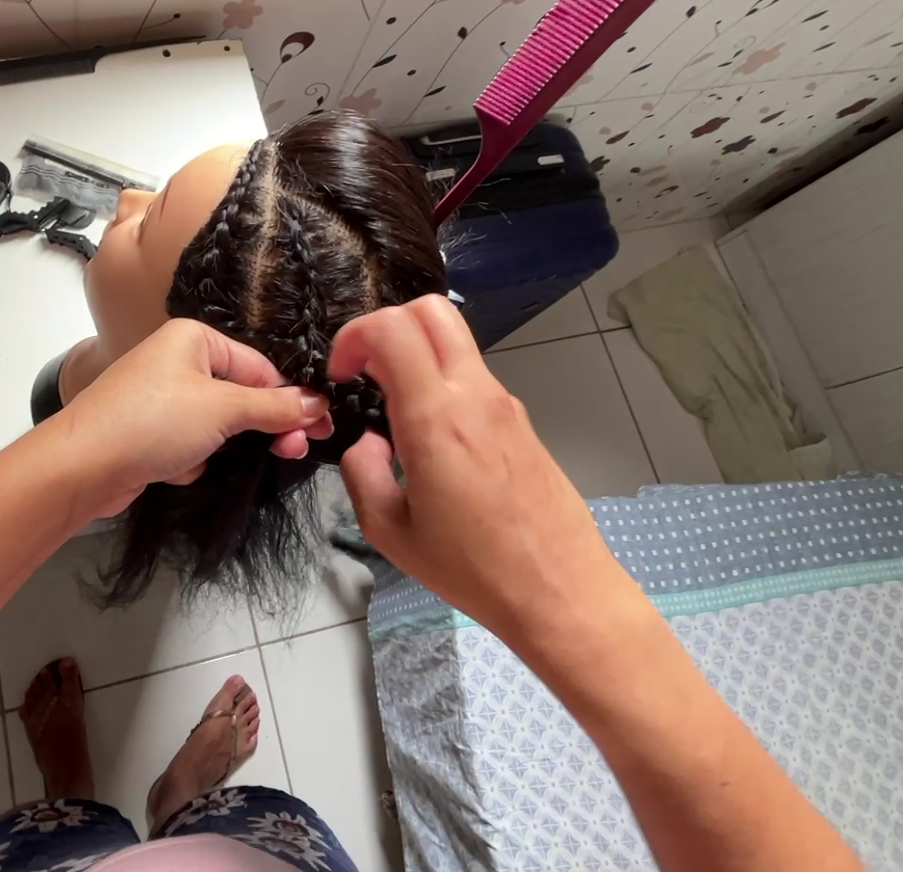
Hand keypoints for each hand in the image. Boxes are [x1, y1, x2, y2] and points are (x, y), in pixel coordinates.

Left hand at [48, 318, 332, 519]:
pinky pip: (192, 444)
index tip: (321, 428)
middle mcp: (178, 363)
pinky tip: (176, 470)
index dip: (291, 397)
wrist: (80, 467)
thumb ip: (273, 406)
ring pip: (219, 424)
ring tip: (227, 462)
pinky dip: (192, 460)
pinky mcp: (151, 435)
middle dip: (265, 425)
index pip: (260, 365)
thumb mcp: (223, 408)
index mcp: (195, 339)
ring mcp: (163, 400)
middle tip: (296, 451)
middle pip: (242, 394)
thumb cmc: (154, 421)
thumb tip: (317, 403)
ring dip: (225, 446)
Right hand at [329, 295, 629, 640]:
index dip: (353, 337)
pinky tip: (434, 440)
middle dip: (385, 326)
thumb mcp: (389, 531)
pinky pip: (472, 377)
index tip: (342, 376)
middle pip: (431, 310)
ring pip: (454, 341)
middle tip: (366, 372)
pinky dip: (441, 382)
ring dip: (415, 356)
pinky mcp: (521, 420)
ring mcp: (504, 403)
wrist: (561, 592)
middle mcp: (474, 395)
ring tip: (396, 414)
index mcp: (436, 419)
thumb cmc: (472, 569)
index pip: (392, 329)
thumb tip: (367, 439)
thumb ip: (360, 471)